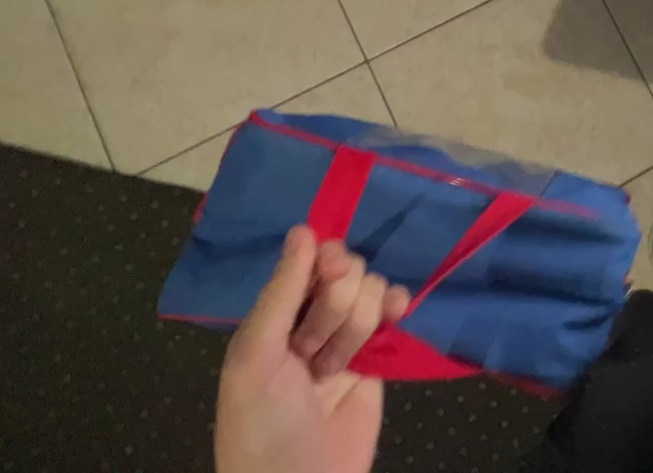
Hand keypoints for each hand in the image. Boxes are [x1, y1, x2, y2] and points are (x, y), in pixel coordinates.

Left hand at [216, 227, 412, 472]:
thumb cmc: (264, 424)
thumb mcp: (256, 359)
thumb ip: (281, 294)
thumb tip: (305, 228)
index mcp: (274, 316)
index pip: (312, 259)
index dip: (328, 261)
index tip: (332, 274)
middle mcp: (310, 318)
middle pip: (348, 273)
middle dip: (338, 307)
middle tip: (313, 350)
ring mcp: (346, 335)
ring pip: (372, 290)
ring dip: (359, 324)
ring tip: (335, 366)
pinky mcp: (379, 351)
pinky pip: (394, 307)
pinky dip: (396, 305)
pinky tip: (397, 315)